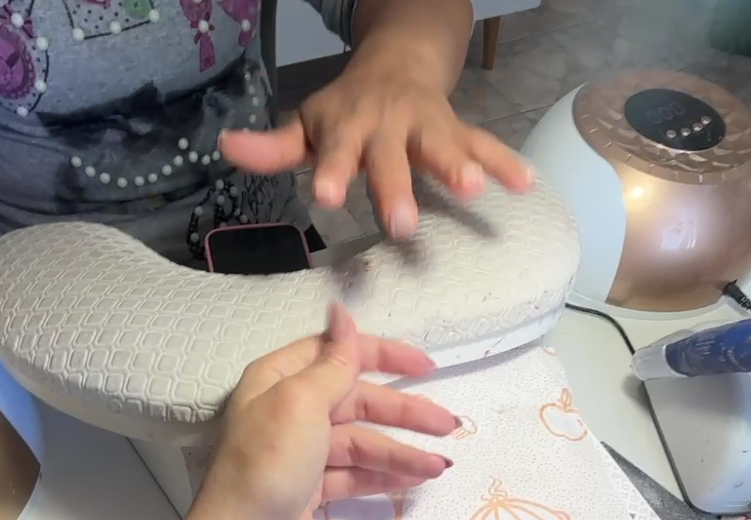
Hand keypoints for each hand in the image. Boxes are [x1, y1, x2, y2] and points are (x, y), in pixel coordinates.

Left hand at [189, 304, 457, 519]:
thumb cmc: (268, 462)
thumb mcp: (301, 402)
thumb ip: (333, 362)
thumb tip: (342, 310)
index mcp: (280, 379)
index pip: (338, 354)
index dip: (383, 355)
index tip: (426, 366)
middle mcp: (290, 410)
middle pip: (356, 401)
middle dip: (403, 412)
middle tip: (447, 425)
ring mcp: (300, 451)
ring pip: (360, 441)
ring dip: (400, 452)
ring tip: (439, 467)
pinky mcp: (310, 488)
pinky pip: (353, 473)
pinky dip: (382, 476)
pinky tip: (414, 480)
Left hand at [218, 55, 533, 239]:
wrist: (396, 61)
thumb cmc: (344, 111)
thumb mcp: (306, 126)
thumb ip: (272, 147)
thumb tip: (225, 147)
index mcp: (348, 127)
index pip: (336, 153)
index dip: (333, 173)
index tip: (327, 199)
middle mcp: (387, 124)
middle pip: (391, 158)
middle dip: (397, 188)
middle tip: (401, 226)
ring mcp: (426, 125)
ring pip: (442, 144)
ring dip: (458, 164)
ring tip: (473, 189)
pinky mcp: (456, 129)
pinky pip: (482, 143)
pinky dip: (504, 161)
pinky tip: (525, 183)